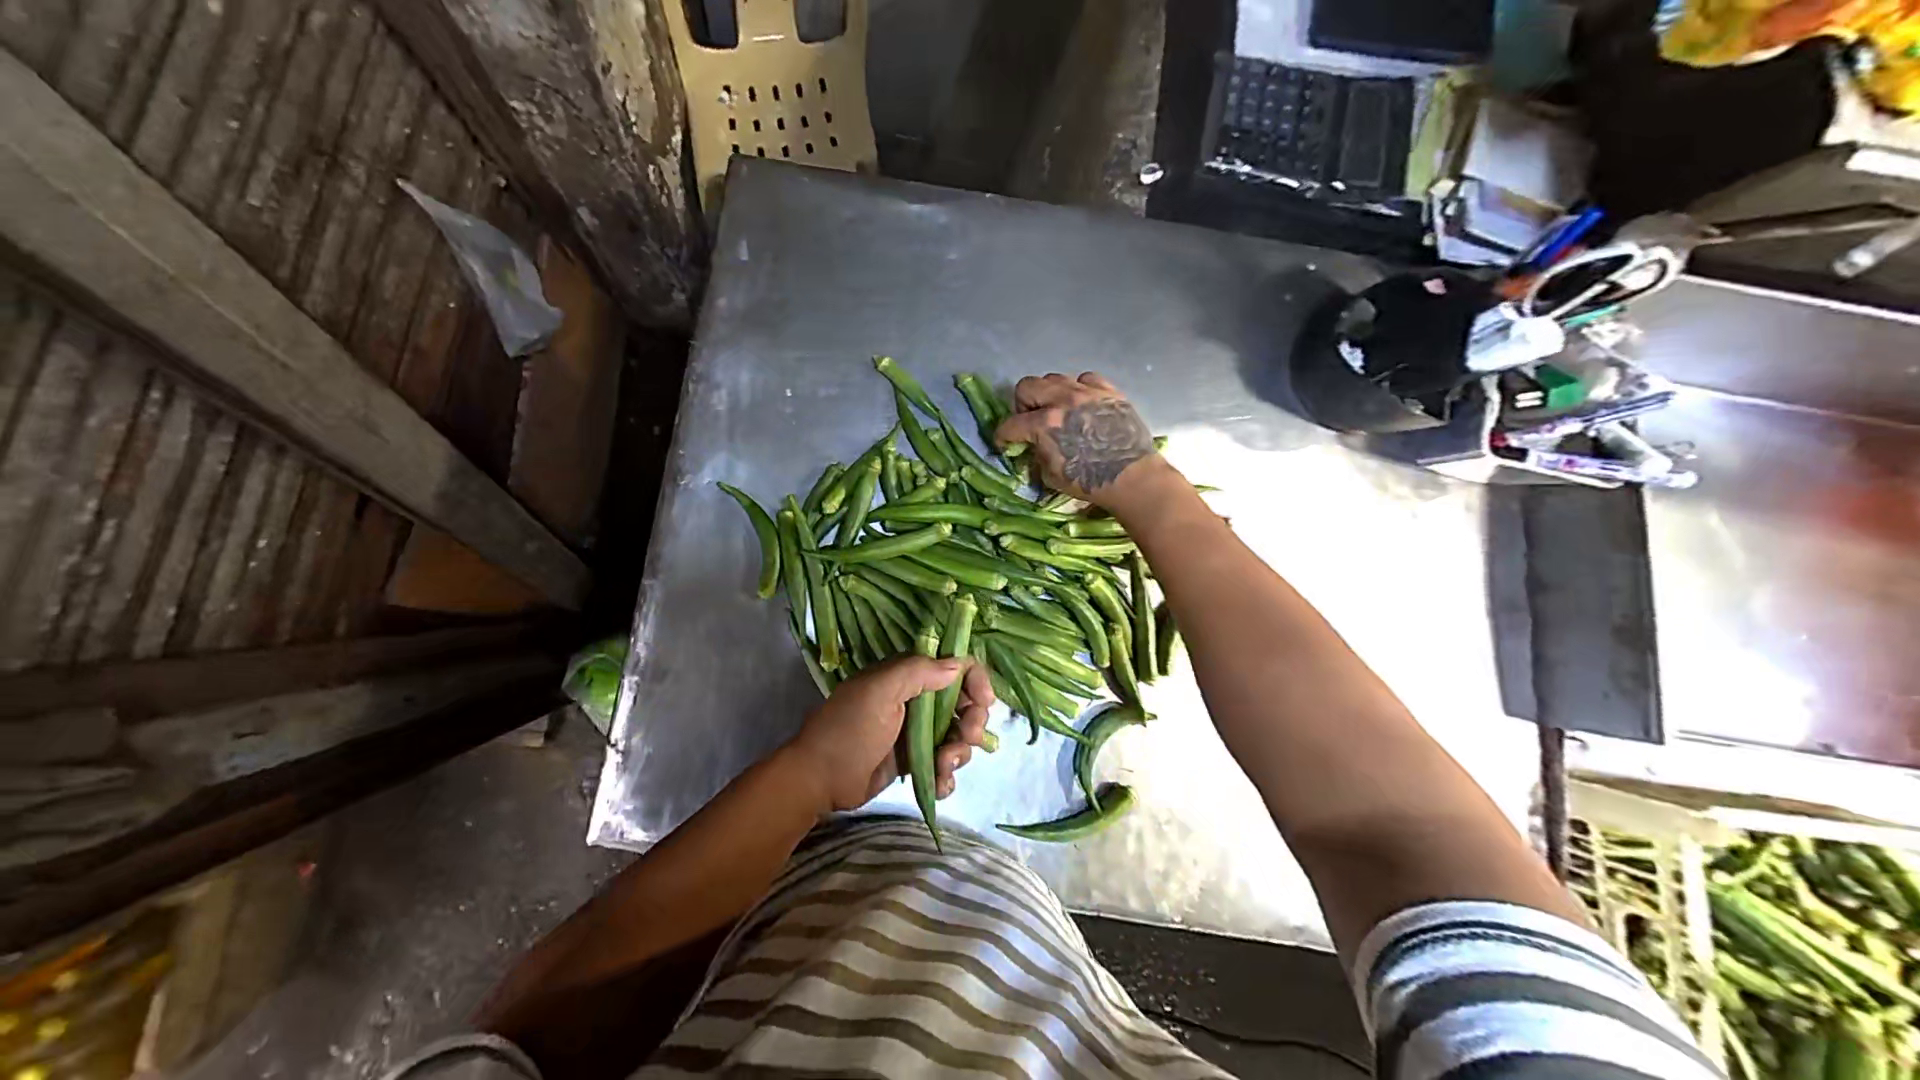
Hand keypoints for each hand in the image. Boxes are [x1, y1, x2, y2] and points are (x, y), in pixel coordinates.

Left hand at [780, 655, 994, 815]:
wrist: (819, 780)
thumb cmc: (849, 729)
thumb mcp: (880, 691)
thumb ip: (918, 673)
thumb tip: (958, 666)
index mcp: (907, 676)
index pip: (954, 667)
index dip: (975, 681)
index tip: (983, 703)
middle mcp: (916, 700)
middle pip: (964, 704)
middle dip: (971, 723)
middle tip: (966, 740)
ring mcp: (915, 732)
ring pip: (957, 737)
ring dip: (959, 753)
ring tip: (943, 766)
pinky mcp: (913, 761)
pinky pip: (944, 764)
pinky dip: (947, 775)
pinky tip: (939, 784)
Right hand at [993, 372, 1162, 507]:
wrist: (1133, 477)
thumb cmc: (1091, 483)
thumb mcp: (1051, 476)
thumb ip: (1037, 455)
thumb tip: (1032, 448)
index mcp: (1045, 424)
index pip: (1010, 424)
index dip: (1002, 436)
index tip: (1005, 443)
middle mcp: (1063, 400)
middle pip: (1026, 386)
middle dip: (1022, 406)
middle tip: (1031, 422)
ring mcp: (1087, 392)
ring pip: (1054, 378)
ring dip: (1049, 394)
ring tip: (1057, 411)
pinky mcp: (1109, 391)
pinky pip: (1085, 379)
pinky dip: (1078, 389)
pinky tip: (1082, 405)